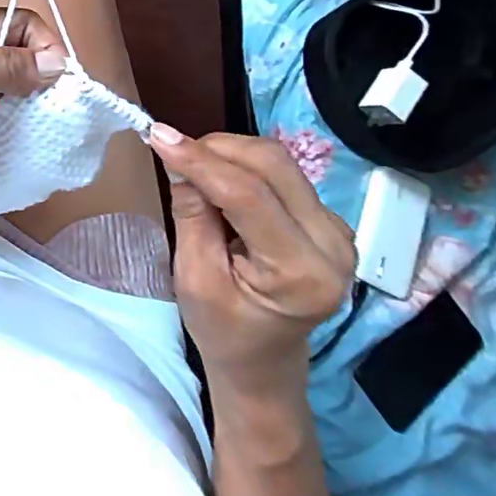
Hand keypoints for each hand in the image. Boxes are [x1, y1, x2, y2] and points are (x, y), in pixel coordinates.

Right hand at [146, 129, 356, 400]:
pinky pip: (282, 175)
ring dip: (227, 154)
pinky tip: (217, 184)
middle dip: (216, 148)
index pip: (249, 195)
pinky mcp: (328, 221)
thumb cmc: (223, 330)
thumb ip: (192, 217)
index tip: (158, 136)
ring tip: (192, 170)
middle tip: (172, 150)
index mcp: (301, 272)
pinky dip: (241, 167)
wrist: (262, 360)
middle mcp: (333, 244)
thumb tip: (180, 161)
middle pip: (273, 165)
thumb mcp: (194, 279)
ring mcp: (337, 230)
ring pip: (278, 162)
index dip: (200, 160)